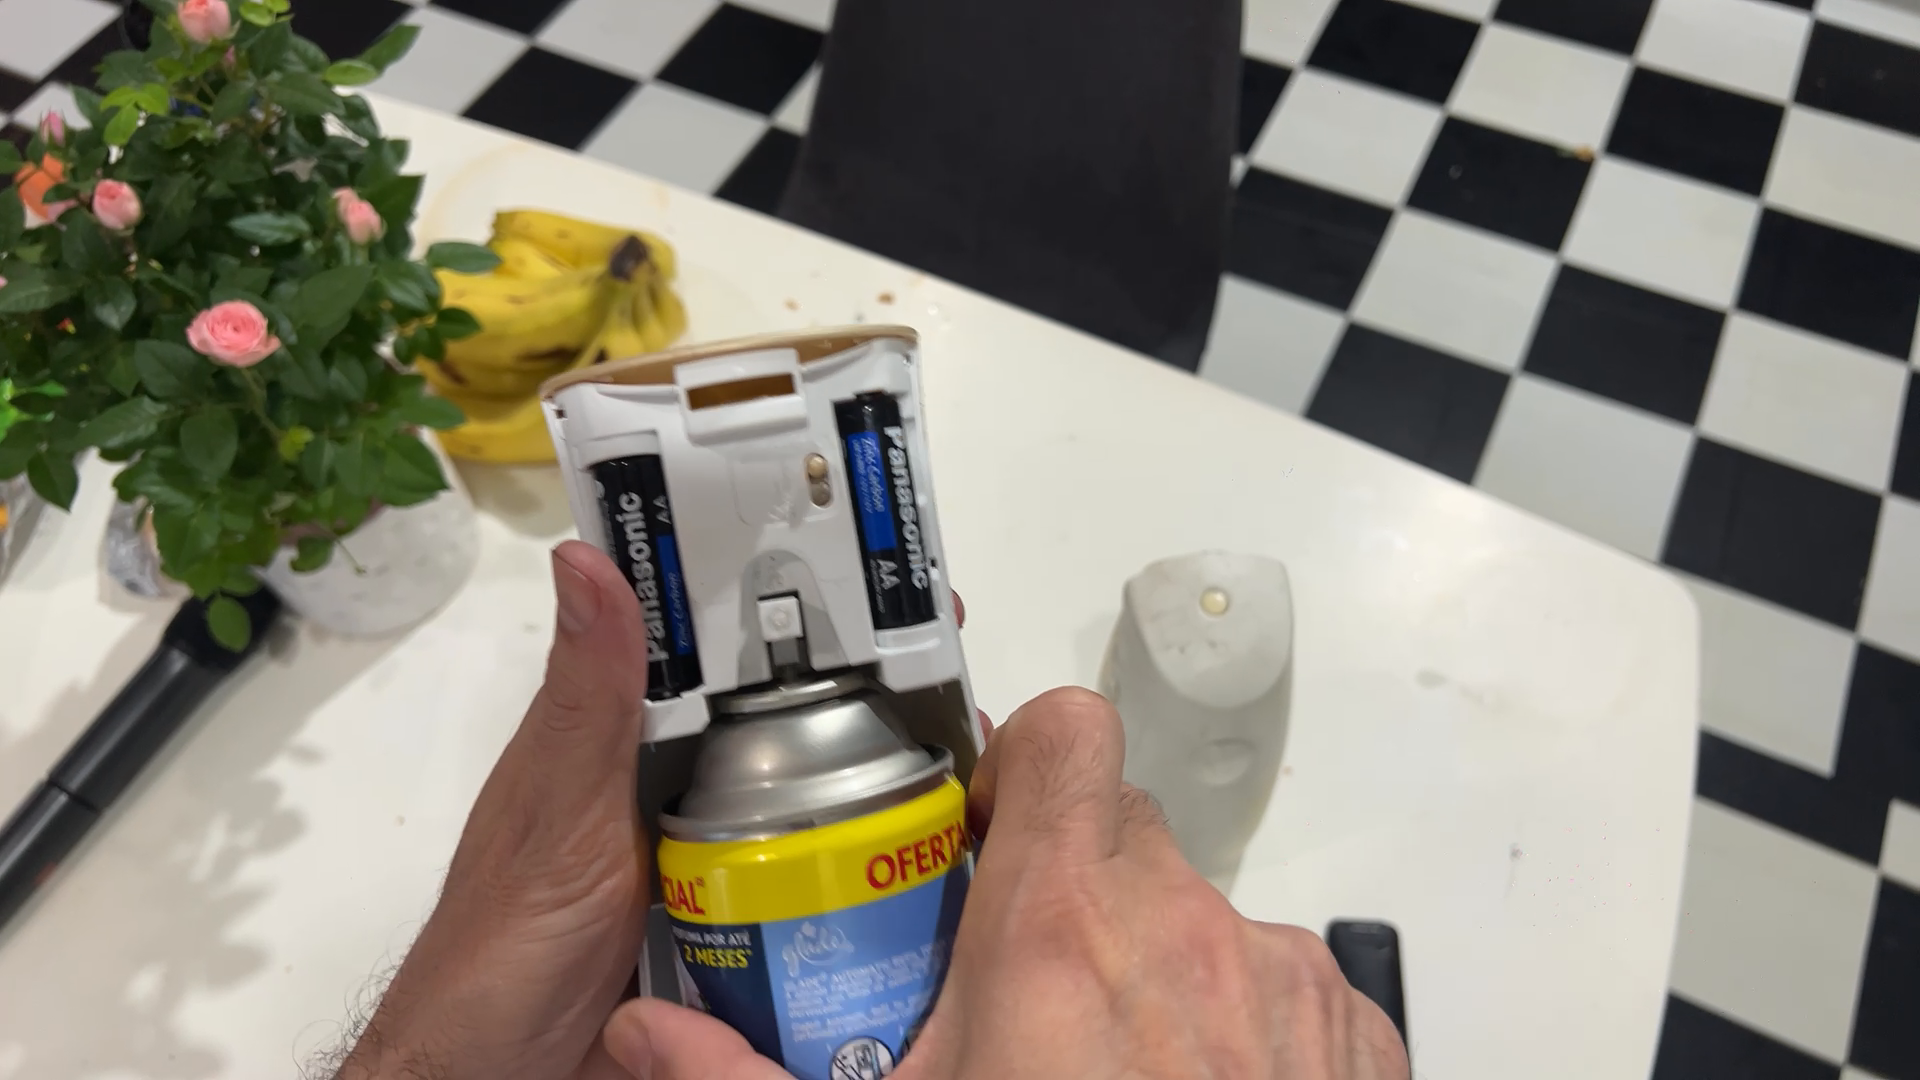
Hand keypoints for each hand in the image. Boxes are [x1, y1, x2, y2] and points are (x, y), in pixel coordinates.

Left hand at [332, 543, 985, 1079]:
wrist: (511, 1076)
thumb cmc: (519, 930)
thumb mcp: (563, 798)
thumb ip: (588, 693)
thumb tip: (584, 554)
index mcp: (648, 722)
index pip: (731, 637)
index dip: (796, 596)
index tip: (876, 566)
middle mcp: (696, 765)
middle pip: (792, 701)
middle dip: (870, 669)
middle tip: (950, 650)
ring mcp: (728, 832)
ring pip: (815, 770)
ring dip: (884, 746)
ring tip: (963, 726)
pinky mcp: (752, 894)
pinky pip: (819, 846)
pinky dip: (870, 828)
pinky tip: (929, 821)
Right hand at [602, 688, 1409, 1079]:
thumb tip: (636, 1035)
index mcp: (1062, 933)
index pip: (1066, 733)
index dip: (1024, 754)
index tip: (986, 824)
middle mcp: (1181, 928)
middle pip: (1113, 822)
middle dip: (1061, 867)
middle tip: (1021, 960)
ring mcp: (1278, 977)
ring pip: (1184, 896)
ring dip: (1138, 945)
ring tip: (1107, 1059)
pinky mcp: (1348, 1029)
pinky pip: (1266, 969)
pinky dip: (1223, 1006)